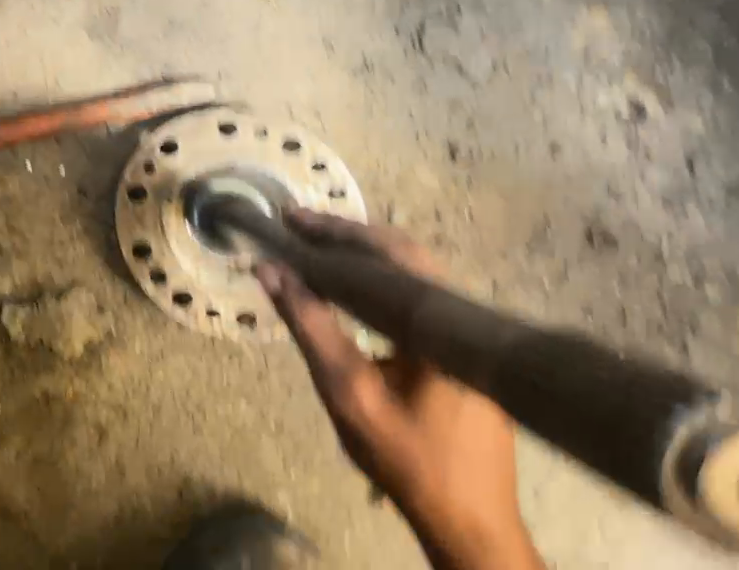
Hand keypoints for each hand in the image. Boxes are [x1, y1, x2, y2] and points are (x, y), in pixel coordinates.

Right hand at [255, 209, 542, 569]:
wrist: (470, 518)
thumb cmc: (406, 456)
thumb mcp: (346, 391)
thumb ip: (308, 325)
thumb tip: (268, 270)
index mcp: (439, 324)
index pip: (385, 256)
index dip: (332, 235)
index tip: (288, 221)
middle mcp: (463, 319)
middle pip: (404, 254)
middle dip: (346, 234)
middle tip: (295, 222)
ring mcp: (470, 335)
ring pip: (414, 272)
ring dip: (362, 253)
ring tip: (313, 242)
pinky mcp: (465, 350)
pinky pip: (418, 292)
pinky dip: (378, 275)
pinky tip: (349, 280)